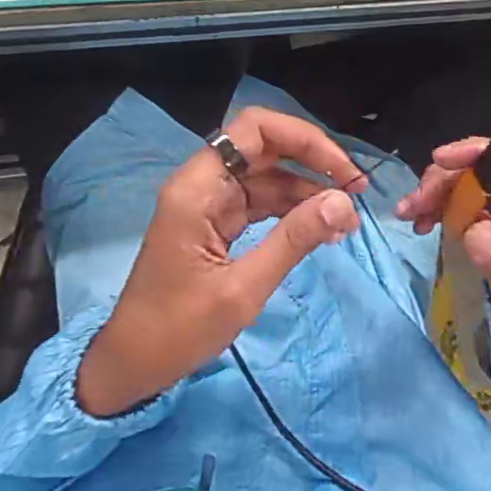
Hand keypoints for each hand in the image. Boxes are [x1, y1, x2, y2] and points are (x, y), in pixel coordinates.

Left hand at [75, 108, 367, 416]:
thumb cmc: (179, 329)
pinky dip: (290, 211)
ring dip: (306, 191)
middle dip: (312, 162)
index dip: (303, 138)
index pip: (253, 129)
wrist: (134, 361)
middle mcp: (201, 184)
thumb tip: (342, 203)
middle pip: (263, 147)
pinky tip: (321, 228)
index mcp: (197, 188)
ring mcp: (208, 203)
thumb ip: (293, 240)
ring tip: (346, 220)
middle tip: (355, 191)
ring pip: (265, 176)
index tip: (342, 169)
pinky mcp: (215, 223)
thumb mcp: (243, 288)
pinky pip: (259, 202)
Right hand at [395, 137, 490, 385]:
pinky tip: (424, 223)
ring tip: (411, 214)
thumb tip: (476, 228)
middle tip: (414, 204)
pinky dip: (441, 209)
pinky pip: (467, 210)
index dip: (483, 159)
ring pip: (475, 189)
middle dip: (449, 179)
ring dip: (439, 192)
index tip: (442, 164)